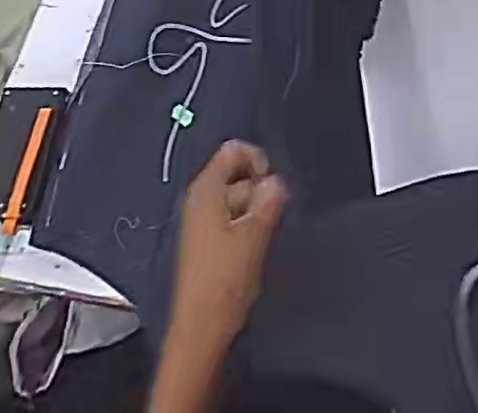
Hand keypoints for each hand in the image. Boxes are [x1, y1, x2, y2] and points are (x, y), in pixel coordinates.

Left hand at [171, 140, 288, 342]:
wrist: (202, 327)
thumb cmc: (224, 280)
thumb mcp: (254, 235)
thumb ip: (268, 200)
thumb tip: (277, 179)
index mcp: (206, 189)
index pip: (232, 150)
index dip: (257, 159)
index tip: (273, 184)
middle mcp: (201, 197)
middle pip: (237, 173)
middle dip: (259, 189)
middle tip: (269, 217)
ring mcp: (204, 218)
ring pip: (238, 198)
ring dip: (255, 211)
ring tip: (261, 238)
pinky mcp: (209, 239)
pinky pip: (233, 217)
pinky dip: (247, 225)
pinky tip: (253, 248)